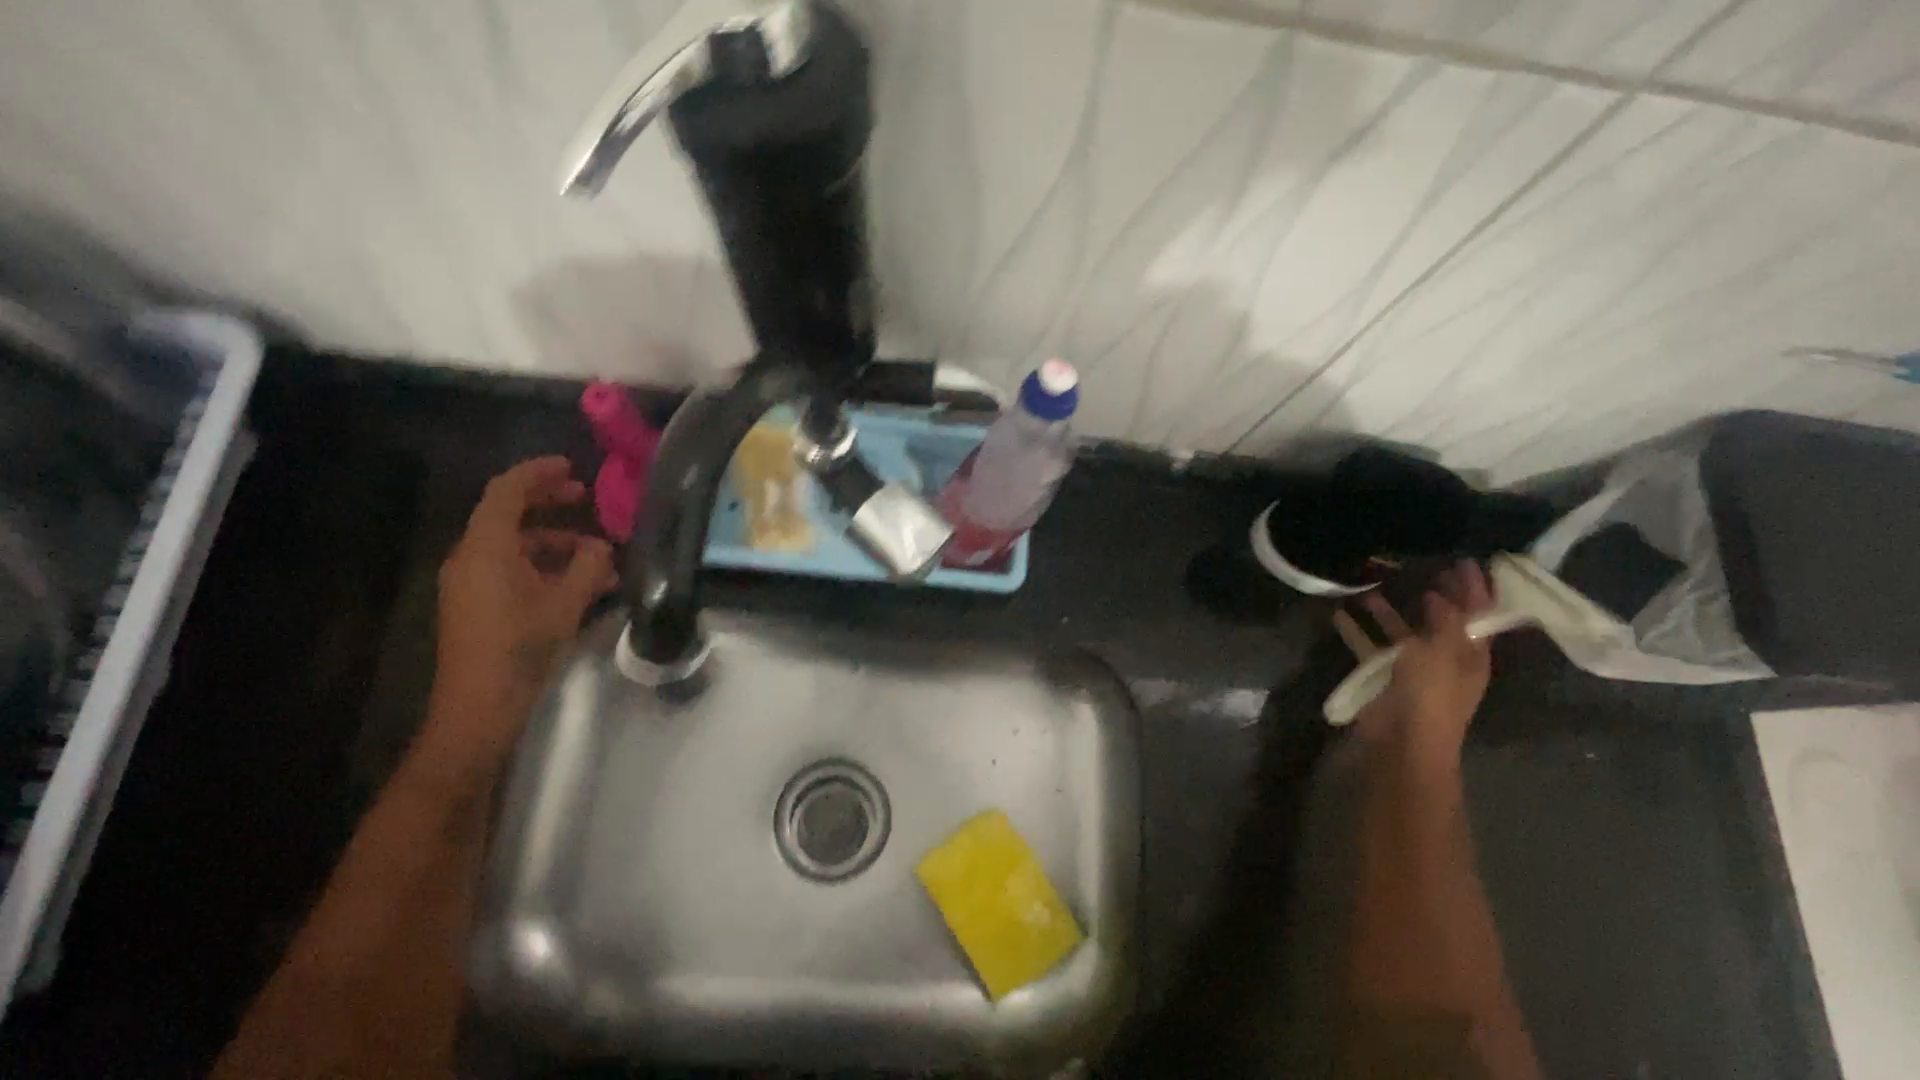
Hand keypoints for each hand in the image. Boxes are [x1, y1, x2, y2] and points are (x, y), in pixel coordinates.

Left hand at [425, 457, 616, 771]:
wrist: (479, 707)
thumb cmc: (521, 648)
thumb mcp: (565, 604)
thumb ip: (587, 566)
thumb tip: (602, 546)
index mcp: (486, 547)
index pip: (507, 490)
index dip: (538, 473)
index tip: (573, 468)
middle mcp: (471, 557)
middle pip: (508, 514)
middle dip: (548, 503)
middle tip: (585, 500)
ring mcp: (470, 583)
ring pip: (514, 546)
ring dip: (555, 543)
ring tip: (598, 557)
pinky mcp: (476, 605)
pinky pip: (510, 570)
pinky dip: (542, 567)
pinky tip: (579, 585)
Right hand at [1336, 559, 1494, 768]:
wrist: (1401, 744)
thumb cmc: (1430, 694)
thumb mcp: (1443, 650)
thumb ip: (1445, 620)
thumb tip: (1441, 595)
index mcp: (1471, 654)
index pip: (1478, 614)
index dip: (1473, 588)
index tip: (1462, 560)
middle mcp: (1445, 660)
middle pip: (1440, 621)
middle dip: (1433, 596)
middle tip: (1420, 567)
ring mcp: (1413, 671)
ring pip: (1402, 634)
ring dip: (1389, 612)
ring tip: (1371, 587)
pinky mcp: (1383, 681)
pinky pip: (1370, 649)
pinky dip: (1357, 632)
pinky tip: (1340, 614)